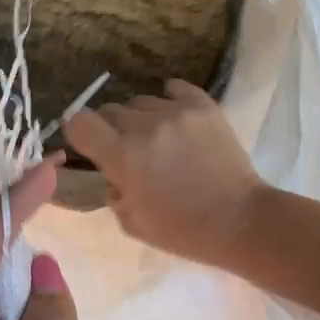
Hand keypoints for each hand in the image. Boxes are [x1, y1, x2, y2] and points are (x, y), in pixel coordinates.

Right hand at [61, 79, 266, 265]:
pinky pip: (174, 88)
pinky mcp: (204, 106)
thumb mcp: (132, 223)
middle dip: (111, 130)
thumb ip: (113, 191)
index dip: (79, 133)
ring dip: (141, 119)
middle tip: (128, 151)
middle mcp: (145, 126)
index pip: (80, 122)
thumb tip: (112, 172)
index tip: (88, 145)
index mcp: (123, 156)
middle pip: (110, 110)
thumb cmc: (184, 231)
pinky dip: (169, 99)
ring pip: (141, 102)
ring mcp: (177, 111)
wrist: (240, 221)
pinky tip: (174, 117)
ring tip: (159, 140)